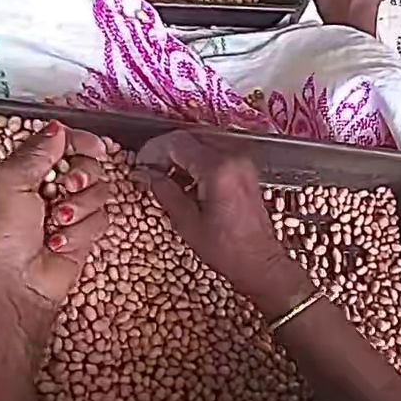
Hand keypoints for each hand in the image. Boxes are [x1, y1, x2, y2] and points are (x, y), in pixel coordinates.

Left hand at [0, 120, 113, 318]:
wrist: (13, 285)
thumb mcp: (8, 182)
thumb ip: (37, 152)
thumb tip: (58, 129)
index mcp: (24, 171)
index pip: (60, 144)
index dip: (79, 141)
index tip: (94, 146)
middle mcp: (49, 190)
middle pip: (86, 166)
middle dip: (82, 176)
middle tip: (67, 188)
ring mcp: (68, 214)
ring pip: (99, 193)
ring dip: (80, 207)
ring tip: (58, 222)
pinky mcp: (84, 236)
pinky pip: (101, 220)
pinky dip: (82, 231)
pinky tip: (60, 243)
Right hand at [134, 130, 309, 313]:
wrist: (260, 263)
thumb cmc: (228, 250)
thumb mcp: (187, 222)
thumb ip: (164, 191)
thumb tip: (145, 174)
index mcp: (218, 168)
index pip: (176, 142)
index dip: (153, 151)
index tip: (140, 165)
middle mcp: (234, 157)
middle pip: (190, 137)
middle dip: (166, 152)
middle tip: (150, 171)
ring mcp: (243, 162)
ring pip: (203, 143)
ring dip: (182, 156)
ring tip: (167, 179)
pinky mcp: (247, 170)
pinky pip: (216, 153)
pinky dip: (198, 161)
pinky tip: (188, 182)